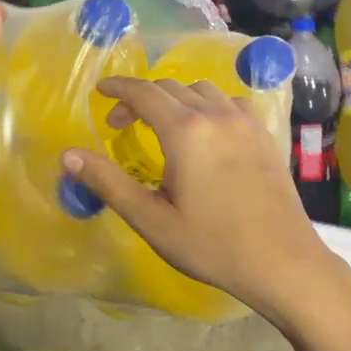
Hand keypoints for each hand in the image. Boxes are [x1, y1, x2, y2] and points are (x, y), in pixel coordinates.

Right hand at [62, 76, 341, 308]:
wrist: (283, 264)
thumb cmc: (212, 245)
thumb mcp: (151, 219)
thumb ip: (107, 182)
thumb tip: (67, 155)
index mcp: (185, 132)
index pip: (144, 93)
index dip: (118, 88)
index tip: (100, 91)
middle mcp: (216, 115)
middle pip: (171, 87)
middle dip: (141, 98)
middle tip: (122, 124)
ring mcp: (246, 123)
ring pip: (202, 90)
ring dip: (175, 98)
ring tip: (161, 125)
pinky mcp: (264, 136)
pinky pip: (230, 102)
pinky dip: (207, 105)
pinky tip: (205, 131)